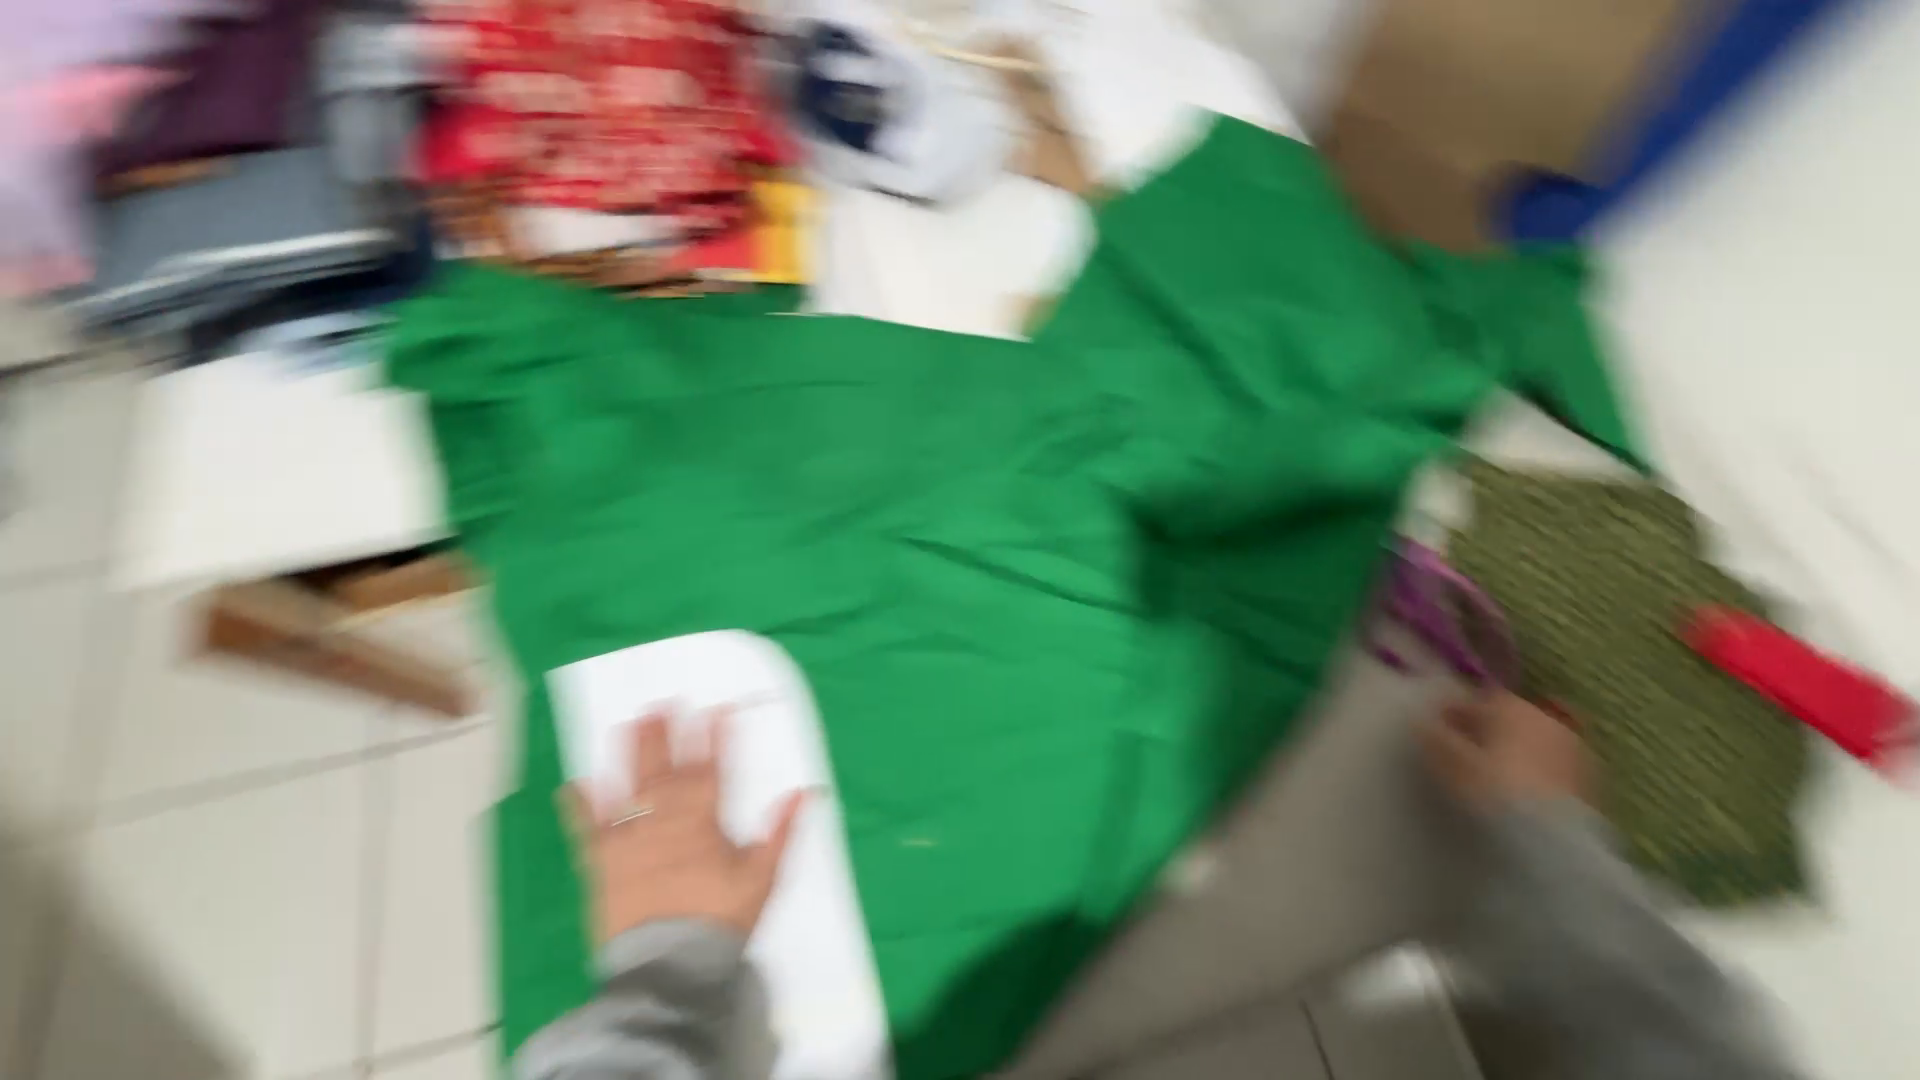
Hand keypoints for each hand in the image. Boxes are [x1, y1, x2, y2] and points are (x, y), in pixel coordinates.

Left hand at [563, 704, 809, 943]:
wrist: (668, 969)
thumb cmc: (718, 921)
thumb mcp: (762, 880)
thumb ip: (780, 833)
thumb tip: (805, 792)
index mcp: (703, 823)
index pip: (711, 770)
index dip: (714, 737)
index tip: (715, 709)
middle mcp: (664, 822)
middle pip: (666, 771)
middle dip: (667, 735)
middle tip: (663, 703)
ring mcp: (629, 842)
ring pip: (629, 790)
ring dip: (629, 756)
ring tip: (627, 725)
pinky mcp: (601, 866)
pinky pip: (587, 833)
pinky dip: (580, 809)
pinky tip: (573, 785)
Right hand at [1421, 692, 1588, 810]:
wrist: (1553, 839)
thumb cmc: (1492, 788)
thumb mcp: (1449, 760)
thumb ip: (1434, 735)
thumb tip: (1422, 720)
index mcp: (1511, 706)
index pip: (1476, 700)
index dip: (1454, 713)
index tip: (1437, 730)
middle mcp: (1547, 719)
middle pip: (1508, 718)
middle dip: (1487, 731)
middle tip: (1464, 752)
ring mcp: (1574, 749)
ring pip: (1532, 742)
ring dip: (1513, 751)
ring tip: (1493, 775)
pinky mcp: (1590, 781)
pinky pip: (1551, 766)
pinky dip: (1535, 772)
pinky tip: (1520, 793)